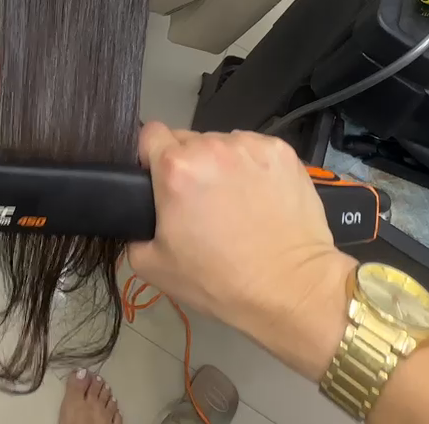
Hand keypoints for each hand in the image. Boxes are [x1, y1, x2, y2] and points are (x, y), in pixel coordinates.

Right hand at [126, 123, 357, 379]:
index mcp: (175, 168)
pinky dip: (253, 167)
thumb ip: (133, 232)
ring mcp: (249, 146)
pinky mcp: (282, 152)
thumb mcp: (155, 267)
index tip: (160, 179)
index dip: (151, 156)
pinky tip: (261, 196)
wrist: (294, 293)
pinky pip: (253, 150)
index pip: (150, 134)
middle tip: (200, 202)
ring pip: (221, 144)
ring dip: (221, 164)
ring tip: (236, 202)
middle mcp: (210, 147)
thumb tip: (136, 216)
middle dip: (188, 164)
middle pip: (186, 140)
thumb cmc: (221, 282)